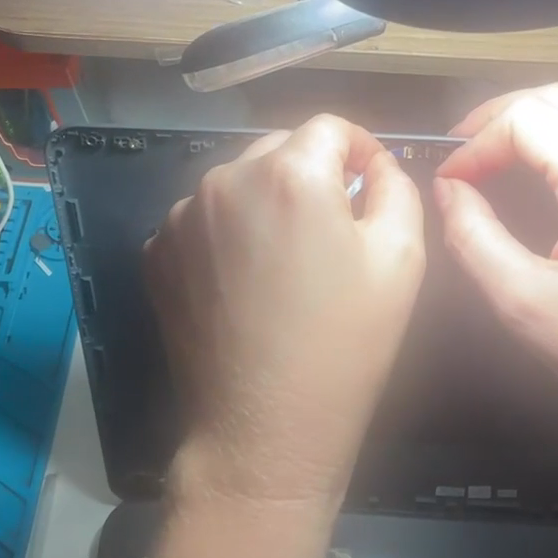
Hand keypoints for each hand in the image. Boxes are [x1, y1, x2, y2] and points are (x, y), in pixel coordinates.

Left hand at [144, 115, 425, 505]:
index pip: (329, 126)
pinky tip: (242, 281)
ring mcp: (182, 214)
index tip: (368, 185)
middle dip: (311, 174)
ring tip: (284, 262)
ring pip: (238, 181)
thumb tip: (372, 166)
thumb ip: (395, 187)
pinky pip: (203, 217)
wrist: (262, 431)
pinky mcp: (156, 250)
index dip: (357, 150)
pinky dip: (227, 231)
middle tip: (331, 231)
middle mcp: (226, 177)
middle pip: (280, 149)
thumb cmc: (343, 346)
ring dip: (265, 201)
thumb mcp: (401, 259)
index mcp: (290, 173)